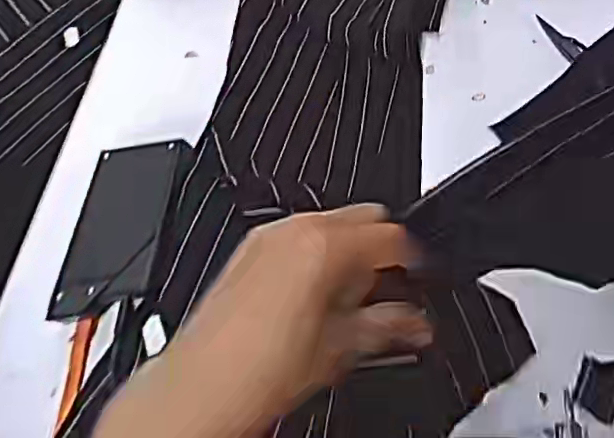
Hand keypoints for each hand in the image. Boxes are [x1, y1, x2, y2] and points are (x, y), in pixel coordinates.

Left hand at [95, 205, 432, 437]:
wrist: (192, 395)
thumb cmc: (253, 377)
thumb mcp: (337, 351)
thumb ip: (387, 325)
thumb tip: (417, 322)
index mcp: (326, 246)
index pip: (392, 234)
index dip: (414, 257)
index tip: (420, 276)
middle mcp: (299, 228)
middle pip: (367, 217)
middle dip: (382, 249)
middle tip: (388, 290)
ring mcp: (272, 234)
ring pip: (334, 222)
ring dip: (351, 250)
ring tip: (348, 301)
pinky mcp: (252, 246)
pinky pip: (302, 232)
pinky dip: (319, 253)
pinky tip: (314, 296)